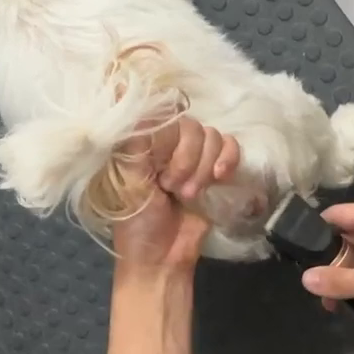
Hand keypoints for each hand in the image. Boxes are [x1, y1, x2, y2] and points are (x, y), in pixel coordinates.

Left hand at [110, 118, 241, 271]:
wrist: (163, 260)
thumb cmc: (138, 223)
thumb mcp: (129, 180)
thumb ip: (132, 139)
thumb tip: (123, 94)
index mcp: (143, 143)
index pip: (167, 117)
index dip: (170, 144)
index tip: (160, 172)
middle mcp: (167, 145)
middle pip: (192, 127)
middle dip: (187, 161)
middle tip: (173, 189)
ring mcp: (193, 156)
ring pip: (211, 136)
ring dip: (203, 168)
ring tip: (189, 195)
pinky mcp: (214, 170)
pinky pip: (229, 146)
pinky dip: (228, 158)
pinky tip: (220, 176)